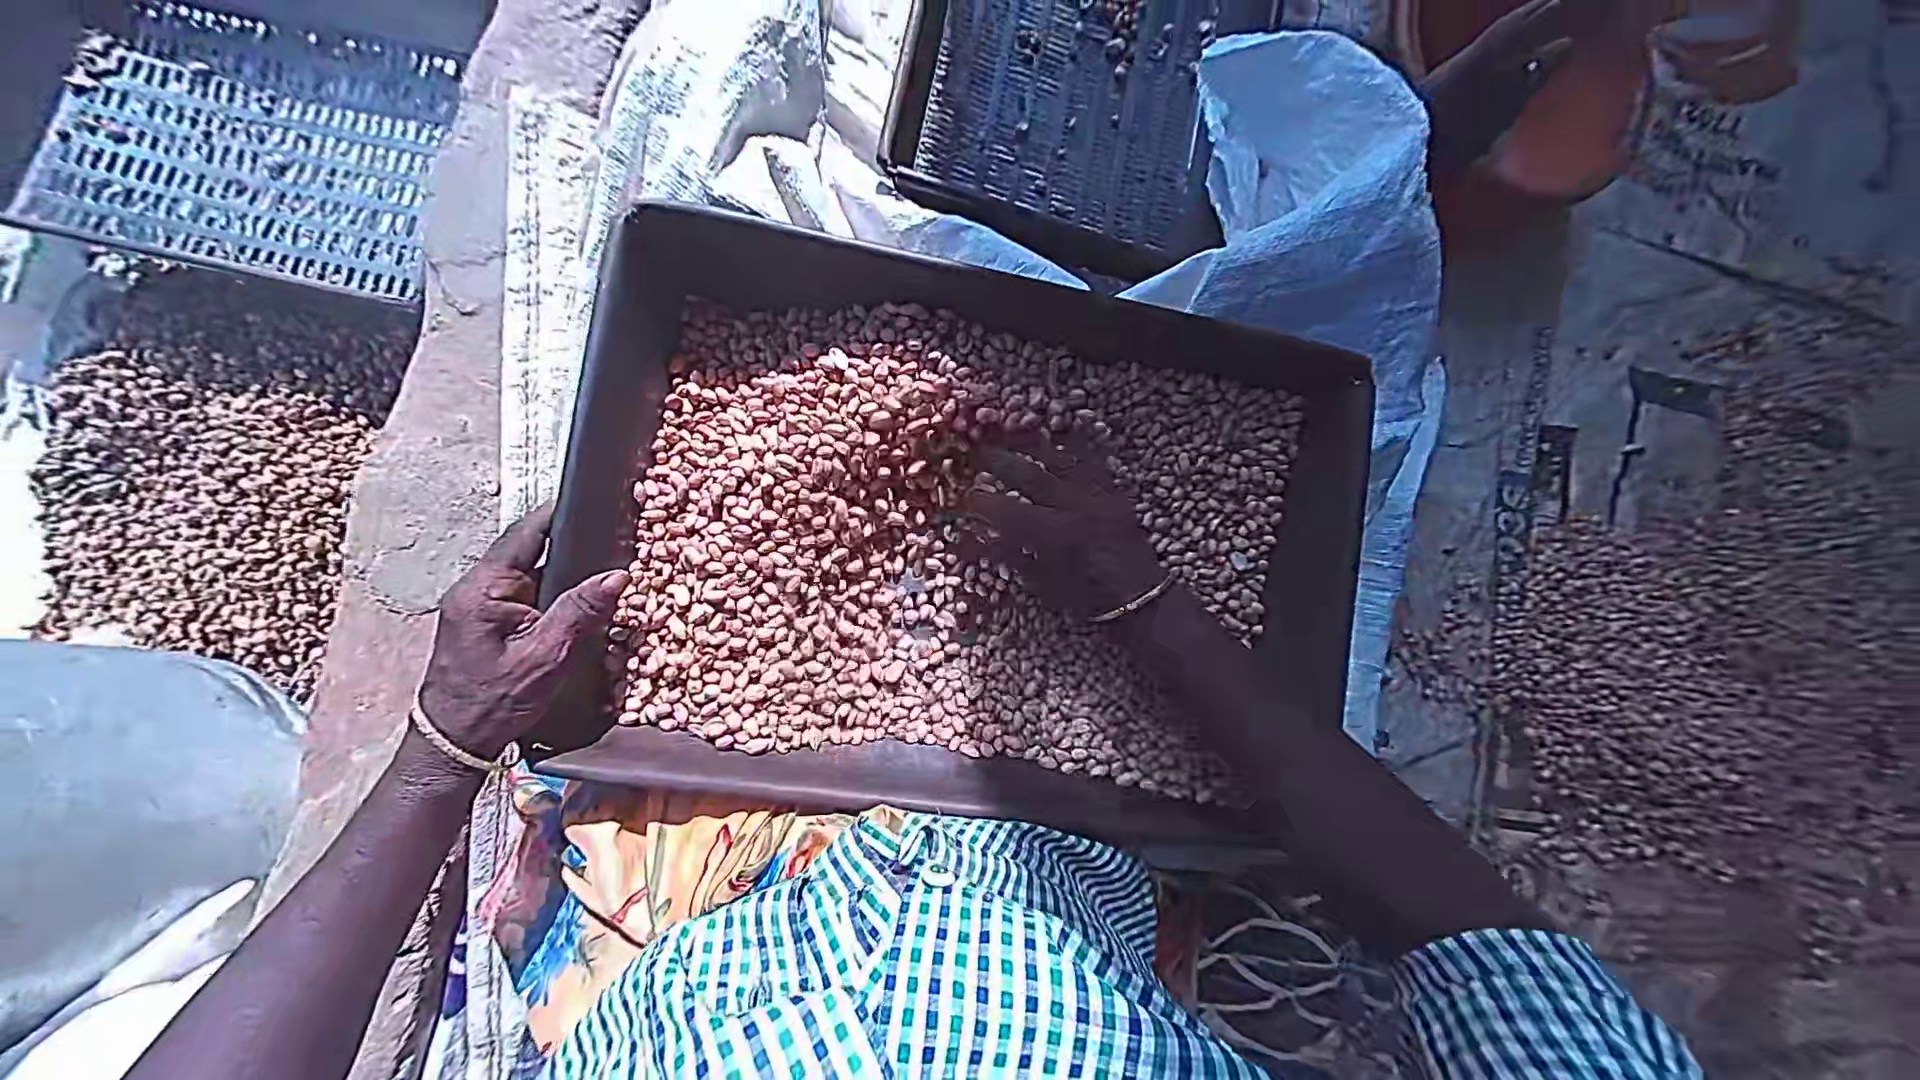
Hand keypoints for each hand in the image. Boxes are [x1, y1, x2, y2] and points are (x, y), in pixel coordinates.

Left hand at [415, 503, 630, 765]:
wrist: (456, 742)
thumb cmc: (496, 700)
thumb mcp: (547, 655)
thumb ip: (582, 610)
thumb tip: (619, 575)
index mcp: (484, 589)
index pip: (525, 534)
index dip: (559, 513)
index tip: (593, 496)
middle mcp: (480, 588)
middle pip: (534, 549)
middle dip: (575, 542)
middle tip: (617, 531)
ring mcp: (486, 604)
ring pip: (537, 572)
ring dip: (570, 569)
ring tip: (612, 559)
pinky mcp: (495, 619)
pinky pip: (535, 592)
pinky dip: (561, 590)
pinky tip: (589, 594)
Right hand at [965, 434, 1165, 618]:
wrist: (1139, 598)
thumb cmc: (1086, 598)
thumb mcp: (1044, 583)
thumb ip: (1011, 555)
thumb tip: (976, 536)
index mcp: (1057, 535)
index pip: (1010, 512)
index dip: (984, 503)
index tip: (965, 498)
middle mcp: (1077, 507)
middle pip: (1031, 476)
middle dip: (1001, 462)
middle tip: (979, 453)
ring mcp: (1098, 496)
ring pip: (1063, 459)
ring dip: (1035, 446)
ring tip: (1013, 434)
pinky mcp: (1114, 492)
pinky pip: (1093, 463)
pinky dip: (1076, 447)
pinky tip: (1061, 435)